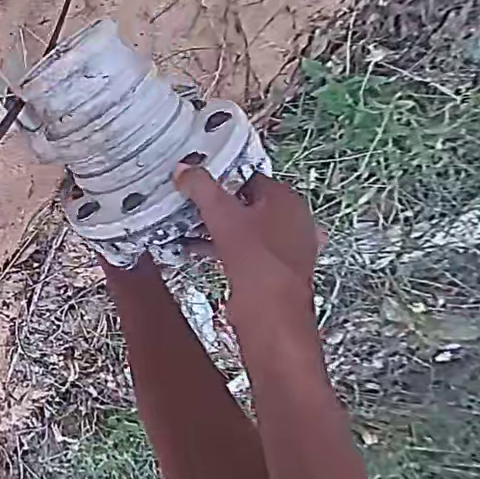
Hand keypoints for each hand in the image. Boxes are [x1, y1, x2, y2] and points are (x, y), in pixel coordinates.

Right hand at [174, 165, 323, 337]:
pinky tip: (202, 251)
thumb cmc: (256, 258)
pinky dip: (227, 247)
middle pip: (249, 203)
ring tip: (193, 230)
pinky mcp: (278, 270)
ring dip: (221, 229)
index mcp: (287, 199)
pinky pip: (249, 250)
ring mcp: (289, 247)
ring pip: (248, 228)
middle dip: (220, 206)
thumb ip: (200, 187)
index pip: (250, 176)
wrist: (270, 309)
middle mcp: (294, 220)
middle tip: (195, 207)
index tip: (201, 184)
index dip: (223, 179)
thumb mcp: (219, 212)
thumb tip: (185, 170)